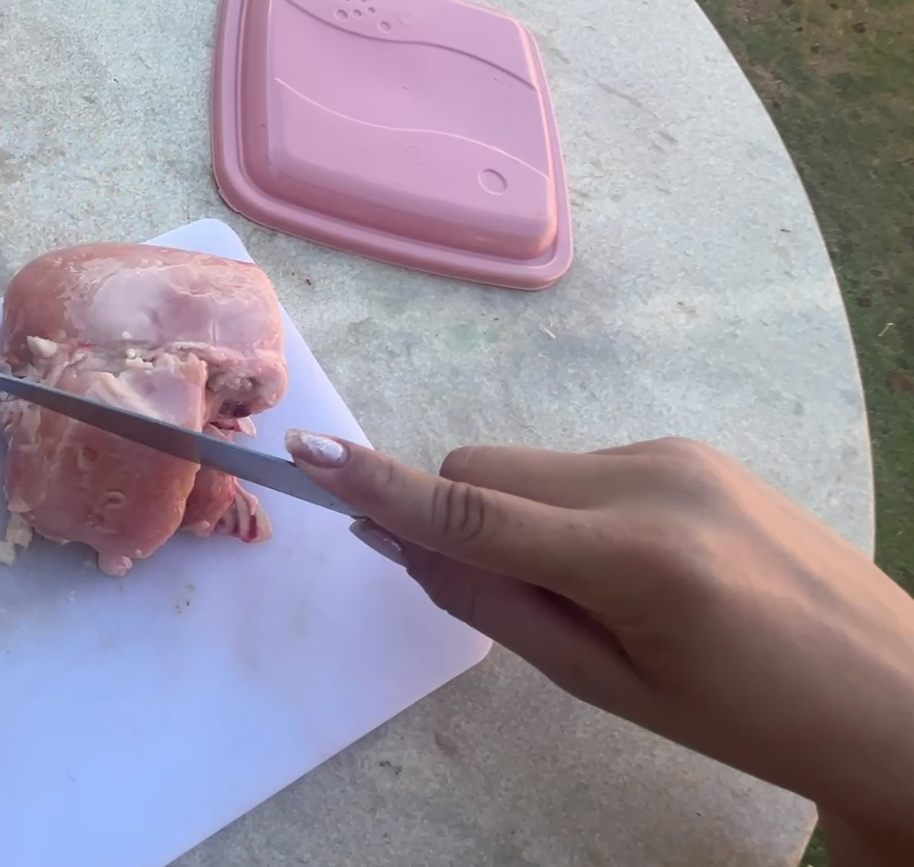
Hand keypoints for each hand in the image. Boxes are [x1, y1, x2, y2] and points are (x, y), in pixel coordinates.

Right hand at [284, 431, 913, 849]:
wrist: (913, 702)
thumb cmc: (742, 716)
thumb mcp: (597, 681)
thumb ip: (483, 600)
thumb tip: (394, 540)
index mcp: (638, 564)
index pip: (469, 513)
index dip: (379, 485)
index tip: (306, 453)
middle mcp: (652, 484)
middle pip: (476, 469)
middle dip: (454, 513)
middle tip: (507, 584)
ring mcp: (672, 454)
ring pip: (512, 464)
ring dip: (506, 510)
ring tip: (587, 575)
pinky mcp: (682, 444)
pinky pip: (562, 463)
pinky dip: (553, 502)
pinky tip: (626, 551)